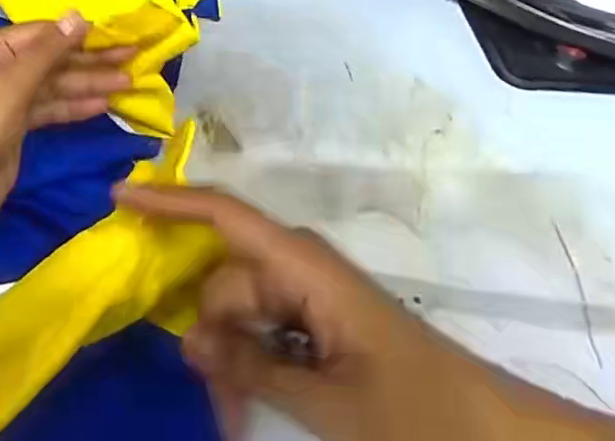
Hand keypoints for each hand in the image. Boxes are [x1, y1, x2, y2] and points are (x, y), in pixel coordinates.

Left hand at [0, 14, 131, 290]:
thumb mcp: (12, 85)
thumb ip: (49, 51)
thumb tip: (79, 14)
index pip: (40, 34)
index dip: (77, 34)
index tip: (116, 34)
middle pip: (50, 58)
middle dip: (89, 59)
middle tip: (133, 56)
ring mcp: (7, 97)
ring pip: (54, 84)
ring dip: (88, 83)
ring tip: (128, 81)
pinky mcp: (16, 124)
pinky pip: (50, 108)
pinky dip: (75, 105)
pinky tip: (104, 103)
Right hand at [114, 186, 464, 440]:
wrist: (498, 438)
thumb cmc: (420, 412)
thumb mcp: (329, 403)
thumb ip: (252, 365)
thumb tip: (188, 339)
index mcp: (299, 263)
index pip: (220, 214)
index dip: (166, 200)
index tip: (116, 196)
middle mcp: (294, 264)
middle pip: (222, 280)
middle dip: (209, 334)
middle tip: (217, 397)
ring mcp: (303, 290)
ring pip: (237, 311)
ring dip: (230, 360)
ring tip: (237, 415)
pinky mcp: (312, 317)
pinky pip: (260, 329)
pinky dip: (249, 363)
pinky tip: (250, 403)